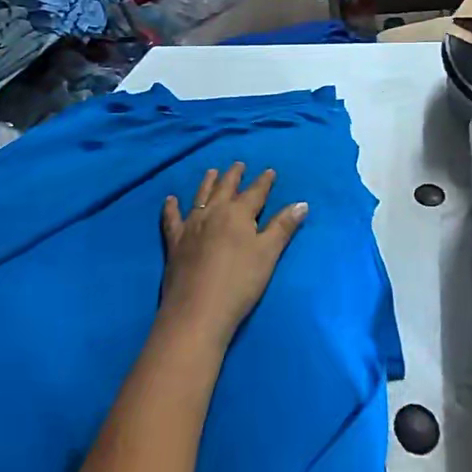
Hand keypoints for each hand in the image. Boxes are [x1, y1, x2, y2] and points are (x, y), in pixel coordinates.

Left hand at [158, 163, 306, 344]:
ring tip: (212, 171)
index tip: (269, 171)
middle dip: (234, 175)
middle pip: (225, 188)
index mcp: (238, 214)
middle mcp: (213, 212)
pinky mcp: (175, 240)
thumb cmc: (240, 282)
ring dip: (208, 182)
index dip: (263, 182)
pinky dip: (171, 207)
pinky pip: (172, 217)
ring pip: (200, 196)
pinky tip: (170, 199)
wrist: (199, 307)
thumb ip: (283, 227)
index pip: (255, 193)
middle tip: (238, 164)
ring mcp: (191, 225)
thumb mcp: (268, 254)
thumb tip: (301, 203)